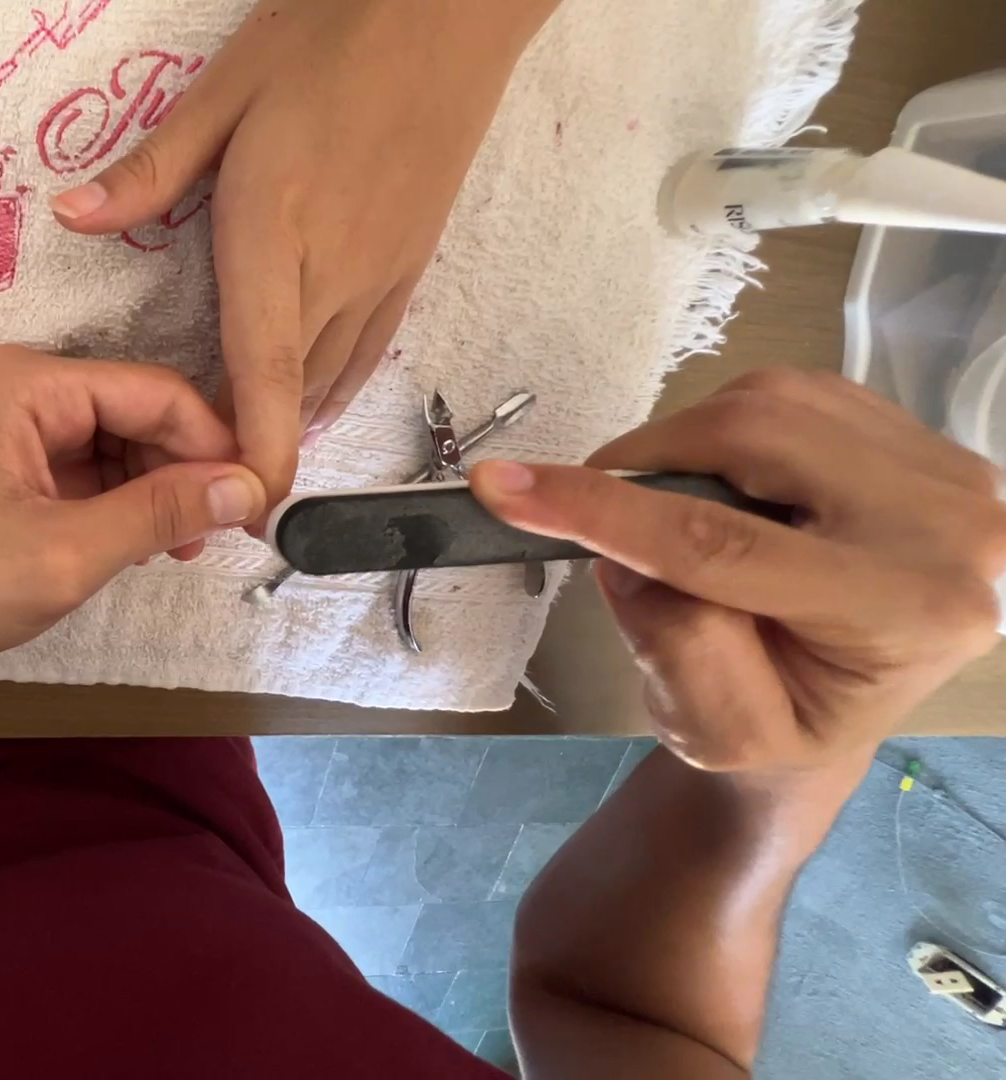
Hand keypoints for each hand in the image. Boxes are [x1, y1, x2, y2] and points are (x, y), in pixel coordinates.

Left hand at [0, 347, 265, 670]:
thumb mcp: (69, 552)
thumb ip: (160, 513)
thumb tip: (249, 487)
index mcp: (34, 384)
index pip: (156, 393)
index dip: (213, 444)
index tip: (258, 500)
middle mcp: (34, 389)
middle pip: (143, 414)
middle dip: (187, 471)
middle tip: (226, 533)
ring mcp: (31, 427)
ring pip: (128, 445)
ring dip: (164, 494)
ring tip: (185, 548)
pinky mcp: (31, 466)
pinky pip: (102, 472)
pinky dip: (132, 506)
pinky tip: (153, 544)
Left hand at [50, 0, 558, 505]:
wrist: (458, 0)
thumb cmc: (329, 38)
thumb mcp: (224, 92)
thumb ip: (148, 172)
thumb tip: (70, 214)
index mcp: (272, 242)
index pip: (264, 373)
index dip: (256, 451)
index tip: (241, 510)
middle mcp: (333, 277)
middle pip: (292, 396)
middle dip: (256, 454)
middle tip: (211, 493)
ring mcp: (381, 277)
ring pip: (330, 384)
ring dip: (290, 428)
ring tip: (248, 462)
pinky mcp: (410, 268)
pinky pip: (366, 355)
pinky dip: (330, 393)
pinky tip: (307, 410)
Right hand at [469, 369, 1005, 772]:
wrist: (830, 700)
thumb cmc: (766, 726)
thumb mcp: (708, 728)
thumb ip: (669, 644)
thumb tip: (619, 551)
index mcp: (902, 614)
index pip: (715, 542)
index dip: (595, 509)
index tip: (495, 484)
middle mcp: (954, 526)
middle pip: (752, 436)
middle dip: (641, 462)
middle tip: (594, 508)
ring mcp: (947, 470)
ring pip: (765, 401)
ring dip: (675, 446)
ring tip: (661, 506)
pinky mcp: (917, 439)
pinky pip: (787, 394)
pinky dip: (713, 430)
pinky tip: (715, 483)